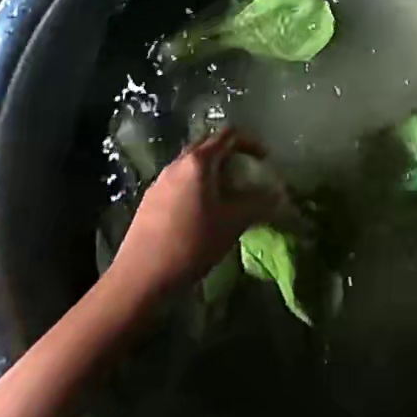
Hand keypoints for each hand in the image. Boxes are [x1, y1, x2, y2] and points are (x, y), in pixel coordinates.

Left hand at [108, 129, 269, 297]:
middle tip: (245, 171)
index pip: (229, 136)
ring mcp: (159, 182)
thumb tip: (277, 195)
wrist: (139, 280)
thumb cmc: (192, 243)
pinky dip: (195, 185)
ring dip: (211, 171)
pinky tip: (200, 211)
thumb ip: (259, 203)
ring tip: (225, 193)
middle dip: (229, 154)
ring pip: (191, 164)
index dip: (251, 143)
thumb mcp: (234, 222)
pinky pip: (178, 181)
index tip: (264, 160)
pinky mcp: (148, 201)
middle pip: (207, 145)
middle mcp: (177, 165)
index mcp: (199, 163)